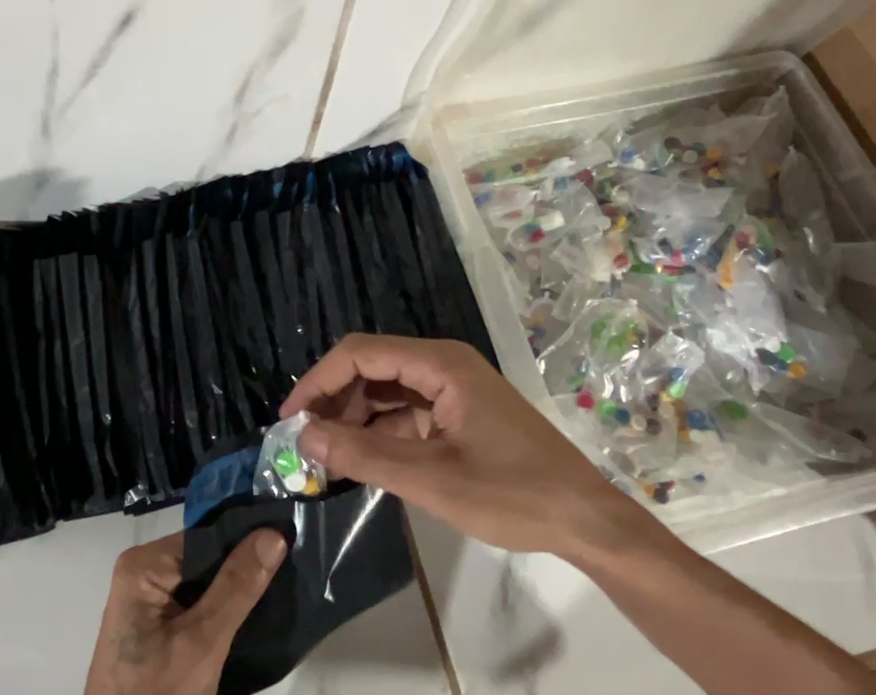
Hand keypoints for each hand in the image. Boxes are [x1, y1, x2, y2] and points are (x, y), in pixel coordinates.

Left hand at [84, 528, 287, 694]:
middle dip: (244, 566)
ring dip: (237, 589)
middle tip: (292, 564)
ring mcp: (148, 599)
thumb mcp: (202, 642)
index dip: (246, 539)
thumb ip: (236, 588)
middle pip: (206, 557)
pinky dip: (223, 609)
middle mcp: (143, 572)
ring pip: (205, 581)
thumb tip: (273, 534)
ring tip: (283, 584)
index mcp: (144, 565)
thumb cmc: (158, 693)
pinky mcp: (157, 624)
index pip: (206, 536)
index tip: (289, 538)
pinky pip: (197, 602)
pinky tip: (254, 611)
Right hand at [281, 333, 650, 558]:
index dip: (318, 381)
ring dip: (353, 419)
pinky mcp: (458, 414)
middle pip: (371, 368)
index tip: (289, 420)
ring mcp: (452, 390)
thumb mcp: (431, 480)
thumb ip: (363, 456)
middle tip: (304, 444)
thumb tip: (303, 438)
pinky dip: (379, 433)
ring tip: (324, 457)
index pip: (360, 354)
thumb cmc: (513, 495)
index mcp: (440, 364)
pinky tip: (359, 460)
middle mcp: (443, 365)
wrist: (586, 521)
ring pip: (385, 392)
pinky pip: (405, 413)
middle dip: (333, 401)